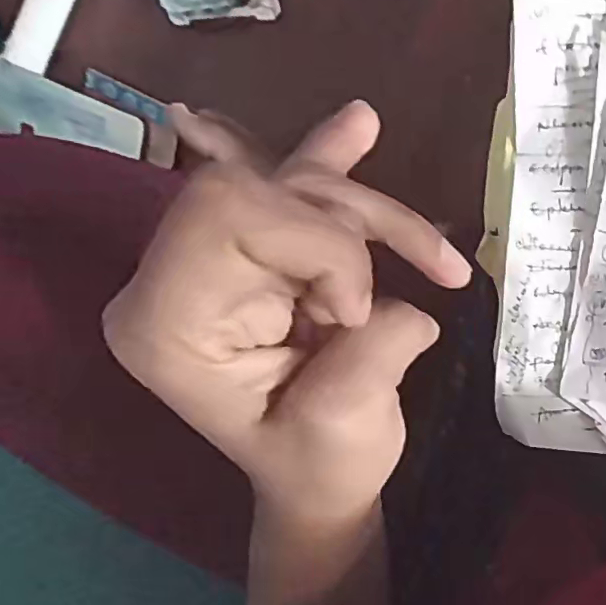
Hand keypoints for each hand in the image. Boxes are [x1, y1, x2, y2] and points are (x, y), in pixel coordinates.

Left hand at [102, 101, 471, 527]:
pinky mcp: (261, 258)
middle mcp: (177, 276)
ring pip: (299, 184)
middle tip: (420, 282)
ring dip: (377, 212)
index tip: (362, 314)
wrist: (317, 480)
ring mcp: (216, 261)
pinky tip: (358, 124)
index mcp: (169, 323)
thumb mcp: (348, 425)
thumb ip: (376, 349)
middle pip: (268, 187)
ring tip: (436, 250)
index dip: (324, 247)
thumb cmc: (323, 467)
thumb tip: (408, 302)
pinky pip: (292, 186)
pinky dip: (330, 158)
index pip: (232, 213)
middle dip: (360, 226)